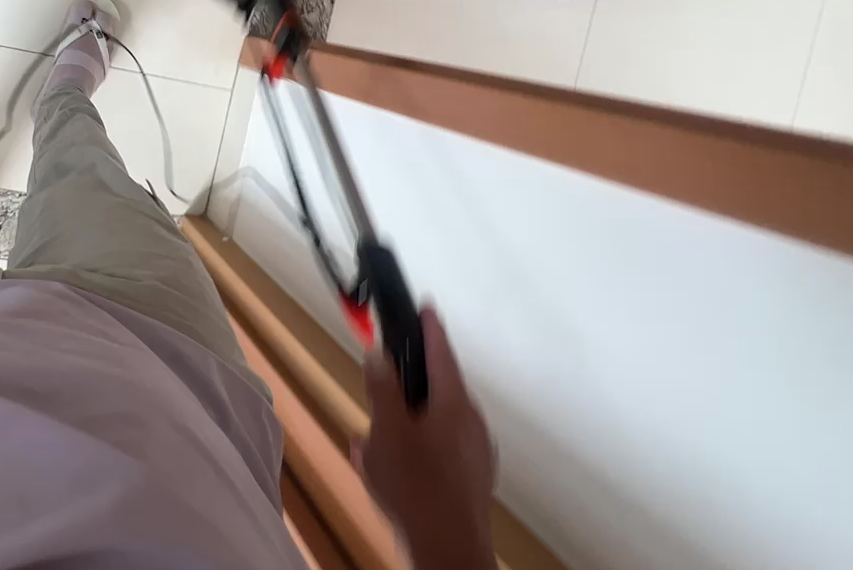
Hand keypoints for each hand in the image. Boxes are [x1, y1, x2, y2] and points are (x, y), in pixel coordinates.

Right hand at [356, 308, 495, 569]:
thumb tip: (378, 352)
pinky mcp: (472, 478)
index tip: (424, 306)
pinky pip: (441, 445)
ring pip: (437, 418)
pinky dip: (417, 441)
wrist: (448, 550)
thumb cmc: (415, 483)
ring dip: (408, 415)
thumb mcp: (386, 428)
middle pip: (439, 387)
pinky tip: (391, 462)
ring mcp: (476, 452)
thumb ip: (382, 387)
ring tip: (377, 431)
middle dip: (409, 381)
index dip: (429, 327)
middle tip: (383, 378)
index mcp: (453, 403)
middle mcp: (471, 422)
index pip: (441, 352)